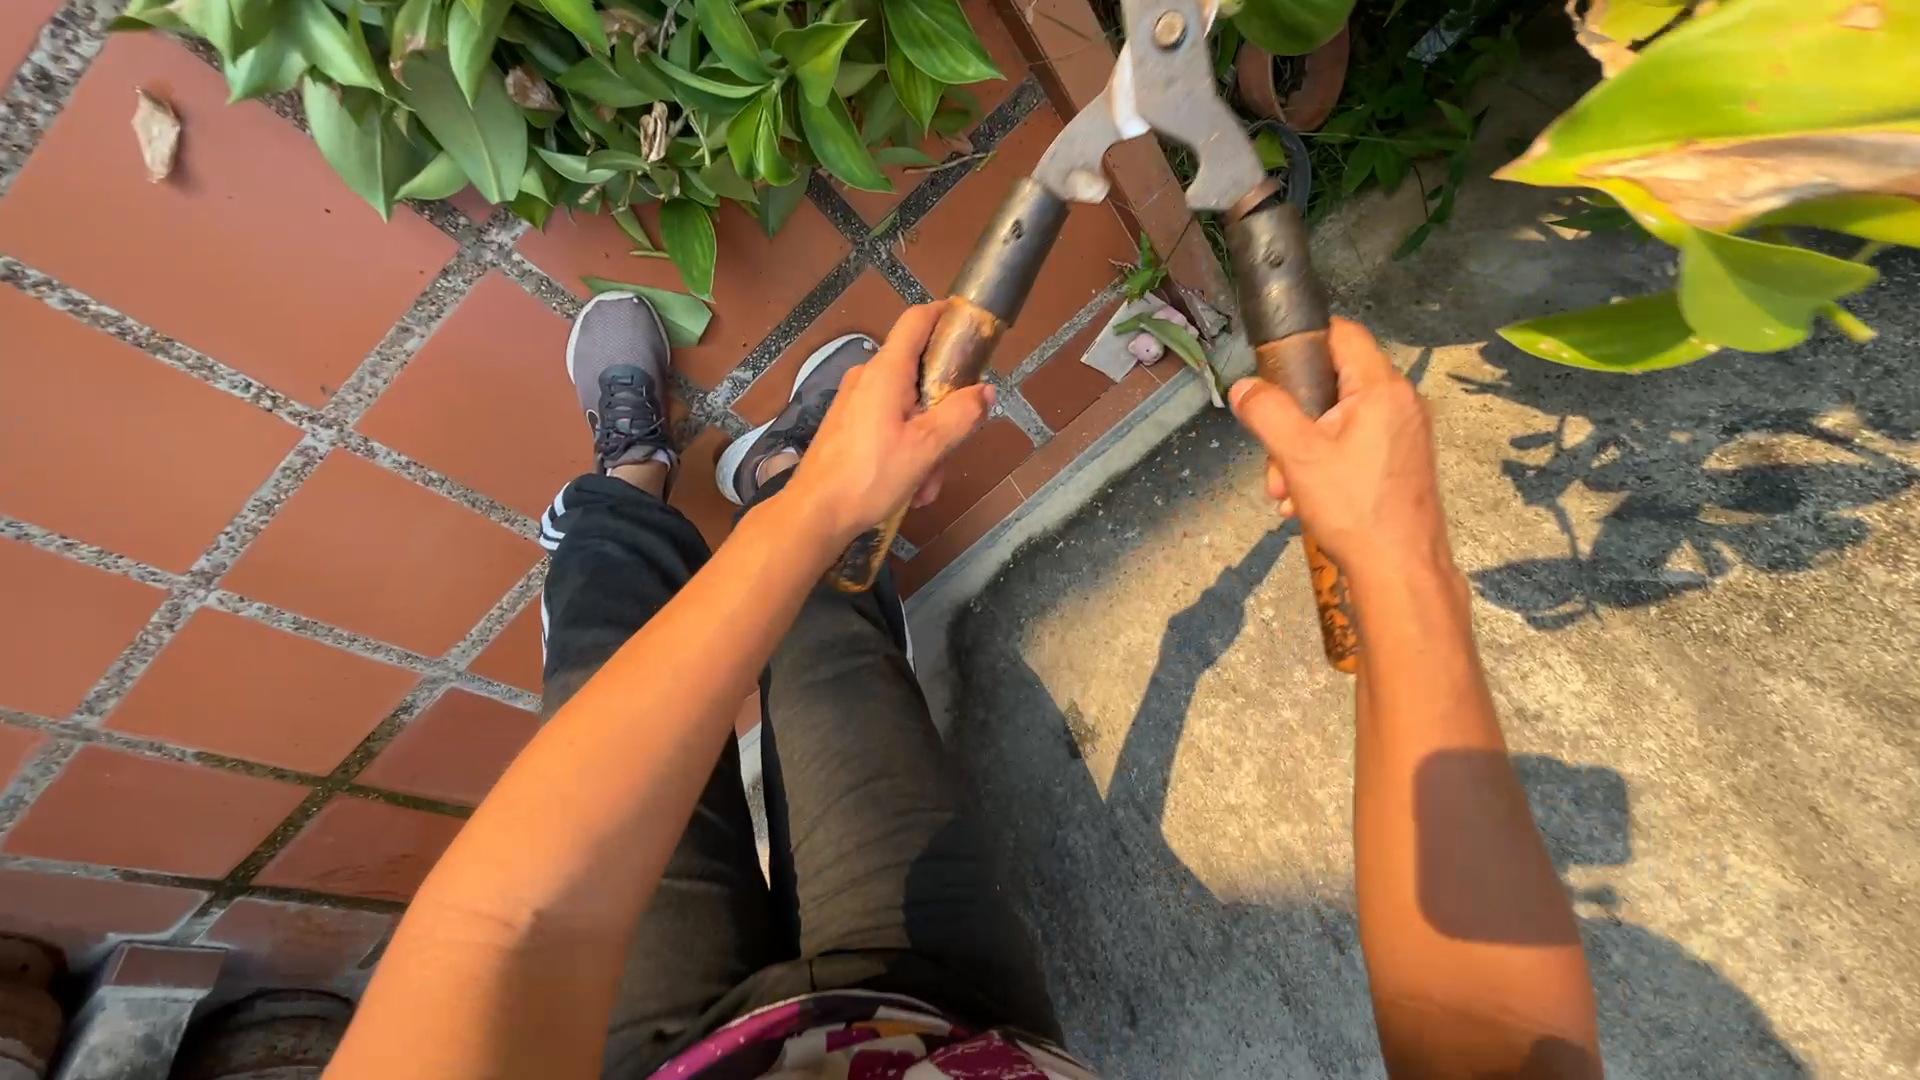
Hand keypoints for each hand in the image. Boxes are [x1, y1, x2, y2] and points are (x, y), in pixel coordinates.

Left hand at [783, 301, 994, 544]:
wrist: (815, 513)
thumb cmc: (870, 476)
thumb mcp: (926, 448)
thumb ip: (960, 415)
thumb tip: (985, 391)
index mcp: (886, 371)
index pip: (916, 320)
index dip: (945, 314)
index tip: (969, 324)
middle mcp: (867, 378)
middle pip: (919, 375)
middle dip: (943, 413)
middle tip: (952, 448)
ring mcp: (854, 402)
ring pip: (907, 409)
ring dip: (926, 445)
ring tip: (925, 486)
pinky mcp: (847, 425)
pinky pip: (888, 427)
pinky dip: (905, 452)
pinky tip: (908, 489)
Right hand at [1229, 317, 1450, 582]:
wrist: (1400, 569)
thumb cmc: (1352, 507)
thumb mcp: (1297, 455)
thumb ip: (1266, 412)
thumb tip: (1243, 387)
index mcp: (1381, 389)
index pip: (1343, 334)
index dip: (1304, 340)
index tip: (1271, 368)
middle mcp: (1400, 403)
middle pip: (1333, 386)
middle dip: (1292, 419)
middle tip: (1272, 455)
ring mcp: (1403, 434)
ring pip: (1337, 423)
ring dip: (1301, 452)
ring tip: (1284, 491)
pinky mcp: (1400, 462)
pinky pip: (1352, 448)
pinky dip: (1323, 467)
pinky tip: (1304, 502)